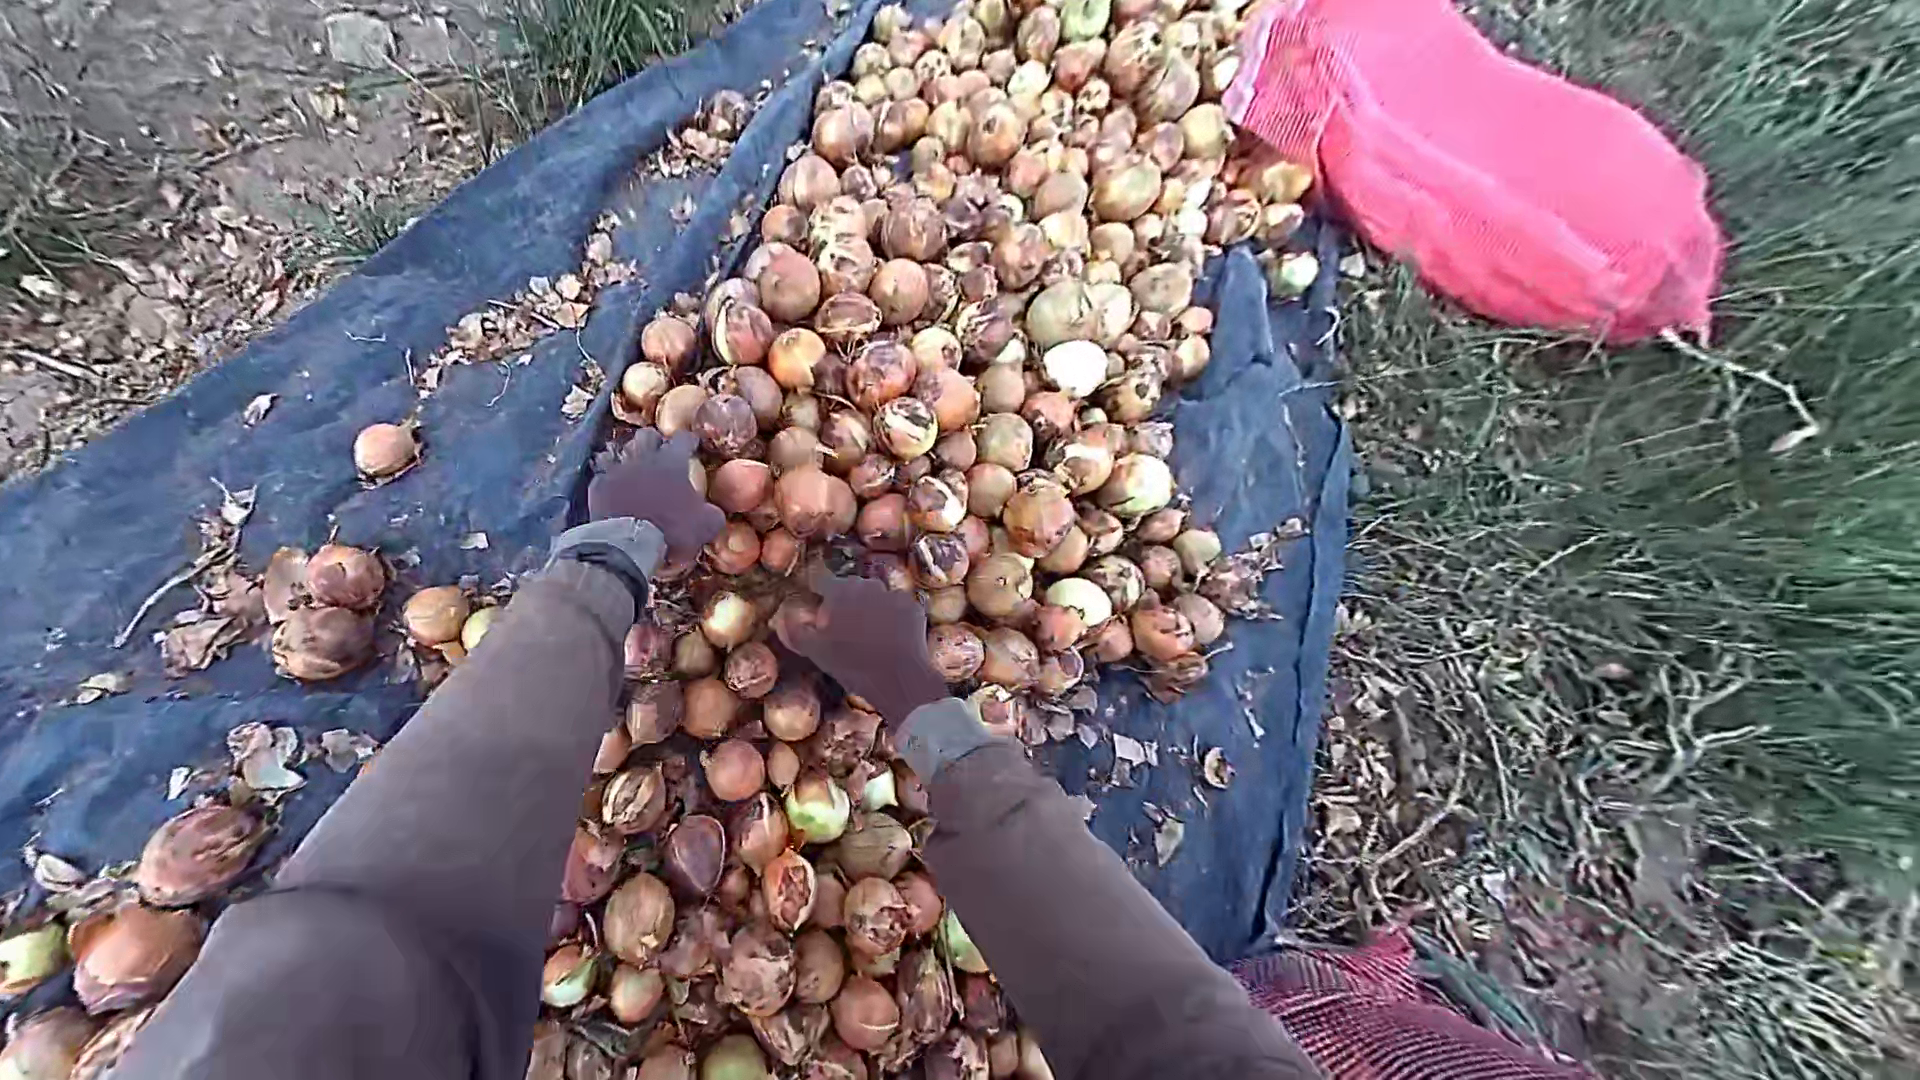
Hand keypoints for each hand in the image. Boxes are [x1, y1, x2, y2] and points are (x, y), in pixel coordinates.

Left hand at [587, 430, 723, 560]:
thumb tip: (713, 510)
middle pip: (646, 435)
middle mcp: (643, 458)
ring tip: (635, 466)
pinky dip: (610, 477)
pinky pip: (602, 473)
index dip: (689, 440)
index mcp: (672, 462)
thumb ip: (713, 510)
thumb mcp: (708, 524)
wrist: (630, 544)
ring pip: (620, 449)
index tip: (693, 443)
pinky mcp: (598, 485)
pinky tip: (614, 485)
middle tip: (661, 450)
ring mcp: (616, 470)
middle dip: (654, 440)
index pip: (683, 439)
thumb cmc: (673, 529)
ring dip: (629, 456)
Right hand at [773, 572, 947, 725]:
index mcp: (841, 591)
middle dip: (846, 602)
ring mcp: (894, 595)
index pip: (822, 578)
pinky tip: (891, 639)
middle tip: (843, 629)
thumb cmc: (852, 664)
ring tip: (868, 636)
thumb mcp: (816, 651)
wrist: (899, 678)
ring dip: (871, 609)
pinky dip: (893, 618)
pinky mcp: (914, 608)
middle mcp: (869, 585)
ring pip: (877, 597)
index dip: (816, 588)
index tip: (815, 600)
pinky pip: (898, 608)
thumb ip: (795, 630)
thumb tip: (781, 617)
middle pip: (851, 587)